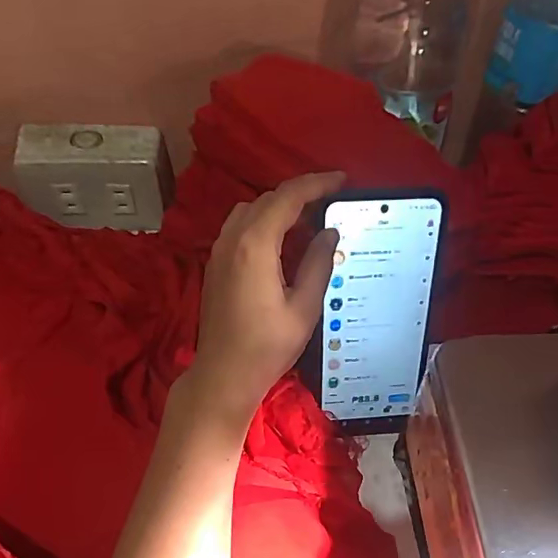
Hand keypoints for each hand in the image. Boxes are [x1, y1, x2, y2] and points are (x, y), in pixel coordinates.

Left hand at [190, 172, 345, 416]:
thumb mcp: (303, 309)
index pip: (288, 197)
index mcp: (255, 246)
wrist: (224, 376)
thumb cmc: (266, 348)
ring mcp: (219, 253)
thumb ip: (318, 265)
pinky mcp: (215, 267)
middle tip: (331, 203)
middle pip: (267, 200)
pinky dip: (263, 225)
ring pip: (250, 212)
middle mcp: (232, 240)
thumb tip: (329, 234)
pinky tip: (282, 245)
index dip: (317, 184)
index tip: (342, 181)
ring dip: (279, 209)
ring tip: (308, 222)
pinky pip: (240, 230)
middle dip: (299, 195)